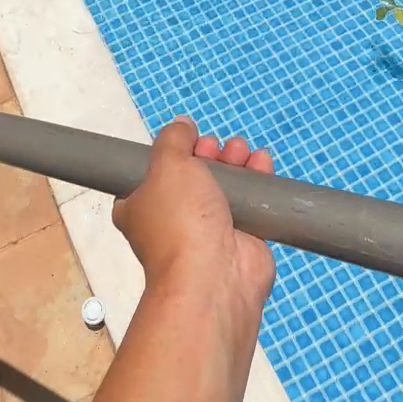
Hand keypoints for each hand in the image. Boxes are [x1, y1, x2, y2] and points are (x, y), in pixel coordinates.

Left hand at [91, 118, 275, 401]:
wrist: (213, 277)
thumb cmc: (179, 219)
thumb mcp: (167, 163)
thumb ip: (173, 139)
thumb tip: (182, 124)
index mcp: (140, 206)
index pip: (154, 172)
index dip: (173, 152)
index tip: (189, 140)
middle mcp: (171, 220)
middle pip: (192, 176)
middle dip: (207, 154)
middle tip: (217, 145)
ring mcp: (207, 231)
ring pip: (222, 186)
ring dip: (234, 162)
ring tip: (242, 149)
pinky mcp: (240, 239)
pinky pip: (249, 202)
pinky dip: (256, 179)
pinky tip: (262, 162)